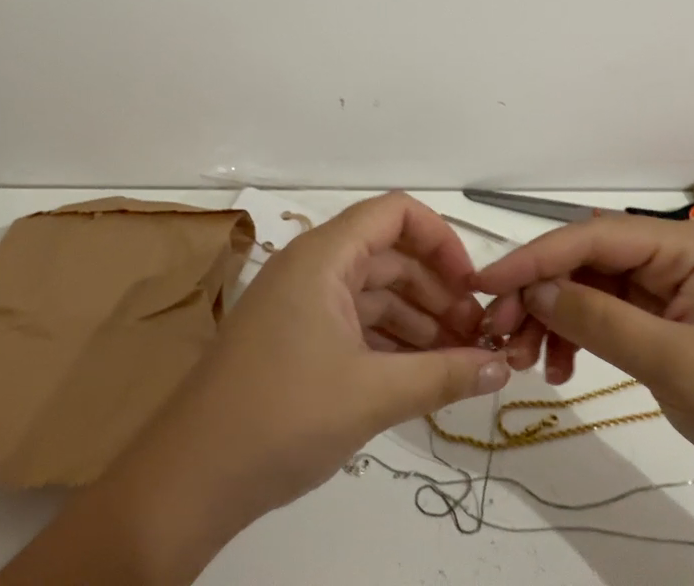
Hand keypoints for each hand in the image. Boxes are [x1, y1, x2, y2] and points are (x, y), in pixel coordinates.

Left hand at [183, 191, 511, 510]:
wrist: (191, 478)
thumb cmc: (283, 416)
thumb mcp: (373, 395)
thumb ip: (444, 375)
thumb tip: (502, 368)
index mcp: (322, 258)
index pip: (394, 214)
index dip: (441, 240)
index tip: (473, 287)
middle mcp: (311, 270)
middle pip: (389, 257)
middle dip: (439, 292)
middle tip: (479, 338)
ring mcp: (300, 307)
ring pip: (374, 296)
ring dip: (420, 322)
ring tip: (461, 362)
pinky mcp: (295, 342)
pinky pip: (355, 326)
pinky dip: (391, 345)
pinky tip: (424, 376)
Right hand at [473, 215, 693, 504]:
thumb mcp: (674, 362)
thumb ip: (599, 319)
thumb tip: (532, 290)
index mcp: (686, 247)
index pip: (595, 237)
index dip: (536, 257)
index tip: (487, 284)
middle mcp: (673, 257)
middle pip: (586, 260)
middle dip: (539, 293)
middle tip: (499, 333)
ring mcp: (667, 290)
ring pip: (587, 289)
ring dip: (551, 319)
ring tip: (523, 361)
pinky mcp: (662, 323)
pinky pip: (602, 316)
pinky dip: (574, 338)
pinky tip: (560, 370)